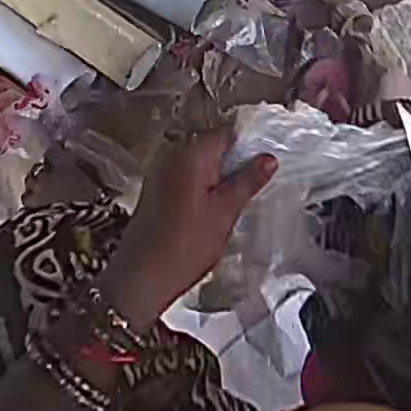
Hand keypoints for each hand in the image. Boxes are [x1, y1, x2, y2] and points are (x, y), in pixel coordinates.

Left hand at [99, 131, 276, 327]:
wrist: (140, 277)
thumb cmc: (186, 243)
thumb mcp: (225, 211)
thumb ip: (248, 180)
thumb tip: (269, 158)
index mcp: (192, 151)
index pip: (227, 134)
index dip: (248, 148)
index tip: (264, 167)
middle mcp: (173, 153)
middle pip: (212, 147)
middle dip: (233, 163)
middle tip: (253, 188)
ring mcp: (161, 169)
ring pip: (199, 164)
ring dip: (217, 177)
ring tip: (234, 202)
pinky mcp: (155, 188)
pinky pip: (185, 176)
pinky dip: (200, 186)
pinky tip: (210, 211)